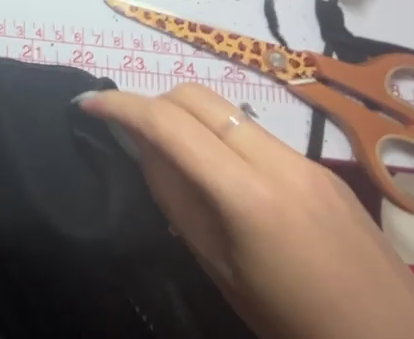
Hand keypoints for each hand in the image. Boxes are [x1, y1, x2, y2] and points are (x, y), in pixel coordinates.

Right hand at [77, 84, 413, 338]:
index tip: (85, 105)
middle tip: (128, 133)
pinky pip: (256, 135)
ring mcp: (309, 165)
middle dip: (151, 102)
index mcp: (248, 194)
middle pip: (195, 97)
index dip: (118, 105)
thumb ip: (175, 198)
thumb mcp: (218, 267)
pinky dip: (220, 137)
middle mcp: (280, 163)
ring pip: (226, 111)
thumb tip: (140, 147)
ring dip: (187, 119)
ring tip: (172, 158)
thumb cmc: (294, 323)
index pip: (166, 122)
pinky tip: (221, 180)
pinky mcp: (327, 175)